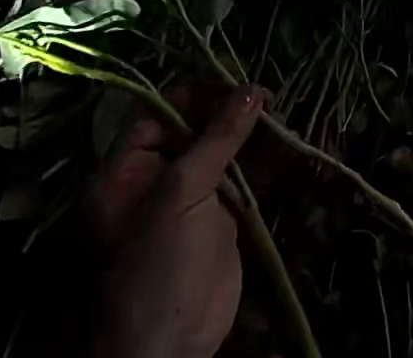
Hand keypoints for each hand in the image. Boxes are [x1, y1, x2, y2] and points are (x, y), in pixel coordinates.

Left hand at [92, 85, 264, 357]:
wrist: (175, 341)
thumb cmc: (162, 260)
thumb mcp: (184, 190)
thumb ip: (219, 135)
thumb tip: (252, 88)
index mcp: (128, 169)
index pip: (160, 111)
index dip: (198, 92)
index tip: (238, 80)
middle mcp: (155, 175)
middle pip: (195, 126)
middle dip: (230, 109)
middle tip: (268, 98)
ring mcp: (189, 194)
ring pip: (222, 147)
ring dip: (251, 130)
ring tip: (281, 115)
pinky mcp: (219, 211)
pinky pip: (240, 172)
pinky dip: (262, 156)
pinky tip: (284, 142)